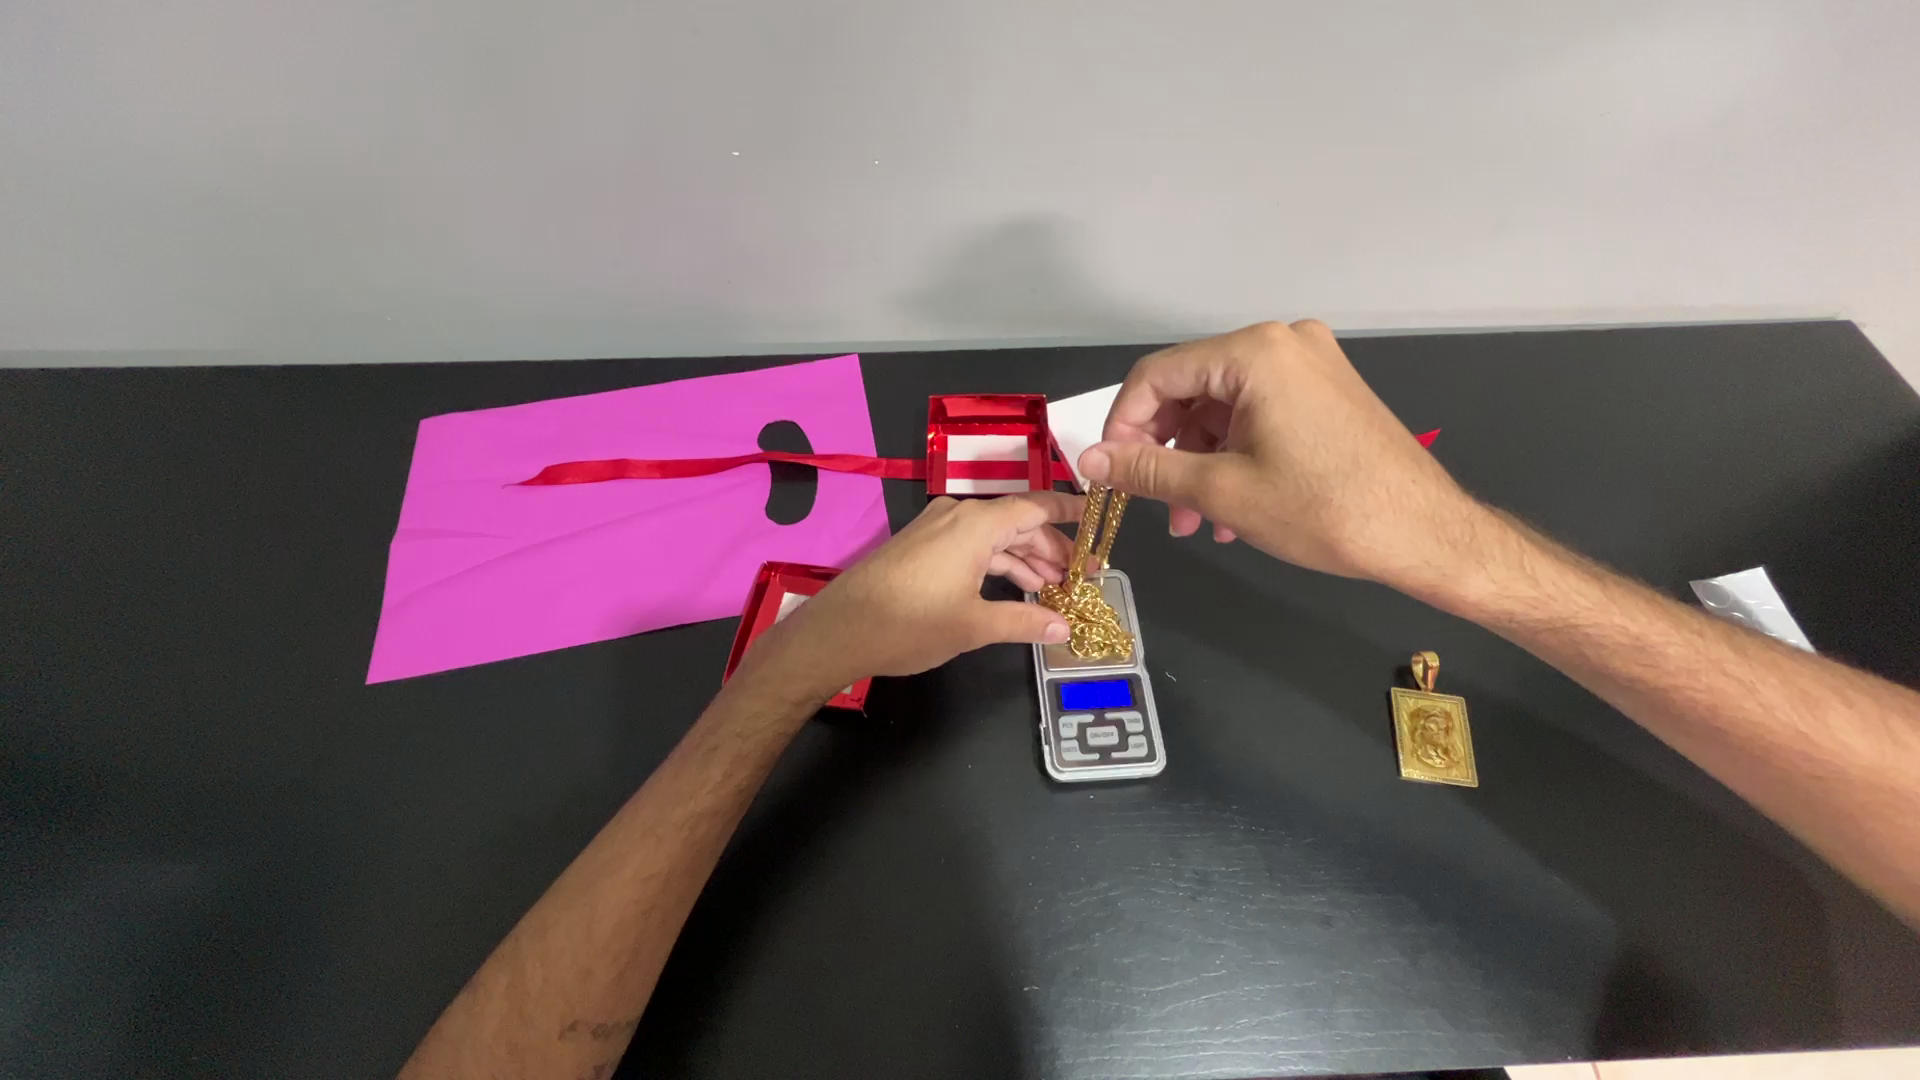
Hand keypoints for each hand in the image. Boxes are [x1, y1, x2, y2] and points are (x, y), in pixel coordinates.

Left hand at [745, 493, 1082, 692]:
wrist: (840, 630)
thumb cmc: (910, 624)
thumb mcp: (974, 626)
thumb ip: (1024, 622)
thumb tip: (1065, 628)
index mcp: (976, 524)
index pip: (1036, 506)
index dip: (1069, 512)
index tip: (1095, 519)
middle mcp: (958, 516)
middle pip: (1017, 522)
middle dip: (1051, 548)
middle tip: (1081, 575)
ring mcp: (936, 529)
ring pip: (994, 537)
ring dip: (1024, 560)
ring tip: (1053, 588)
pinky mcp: (921, 546)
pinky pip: (971, 546)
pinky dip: (996, 564)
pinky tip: (1014, 589)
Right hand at [1078, 320, 1487, 592]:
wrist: (1425, 534)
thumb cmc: (1322, 509)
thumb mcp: (1220, 490)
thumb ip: (1146, 468)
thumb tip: (1089, 460)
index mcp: (1254, 352)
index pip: (1156, 375)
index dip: (1121, 424)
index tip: (1109, 472)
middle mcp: (1281, 343)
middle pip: (1188, 390)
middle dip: (1162, 449)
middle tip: (1150, 501)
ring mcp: (1308, 365)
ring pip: (1219, 409)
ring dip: (1195, 462)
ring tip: (1191, 521)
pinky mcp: (1323, 391)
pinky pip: (1253, 415)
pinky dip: (1230, 456)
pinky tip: (1226, 509)